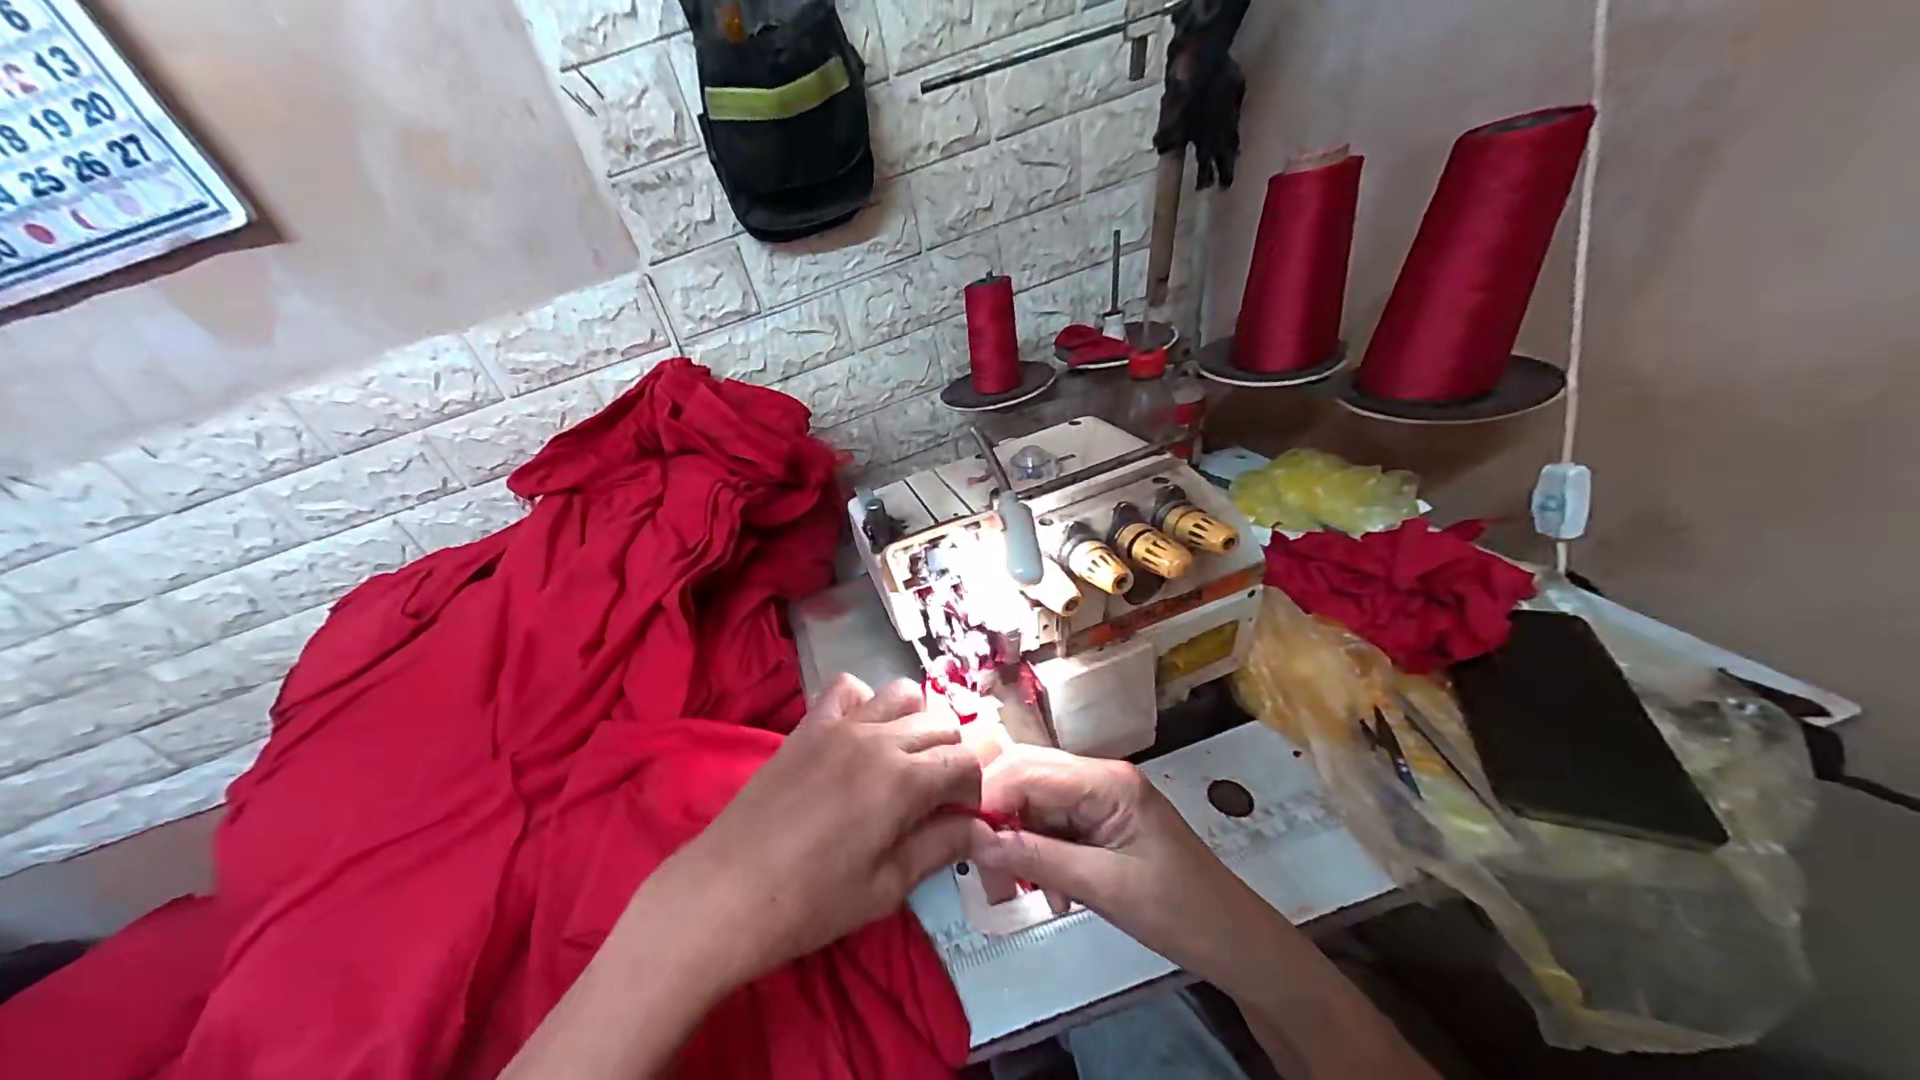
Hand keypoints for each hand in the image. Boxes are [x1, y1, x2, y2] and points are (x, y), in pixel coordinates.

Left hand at [642, 675, 981, 987]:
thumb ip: (940, 847)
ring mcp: (840, 725)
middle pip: (942, 724)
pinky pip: (848, 688)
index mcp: (904, 780)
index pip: (965, 762)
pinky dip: (865, 702)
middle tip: (934, 798)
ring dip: (917, 722)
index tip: (958, 819)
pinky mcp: (808, 726)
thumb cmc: (810, 902)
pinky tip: (859, 735)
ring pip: (903, 695)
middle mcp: (879, 739)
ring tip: (903, 761)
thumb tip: (980, 829)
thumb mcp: (886, 887)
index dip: (971, 791)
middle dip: (951, 756)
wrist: (724, 893)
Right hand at [966, 744, 1274, 983]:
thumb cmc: (1178, 910)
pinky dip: (1042, 856)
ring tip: (1025, 891)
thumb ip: (1038, 858)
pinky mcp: (1101, 821)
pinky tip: (1055, 892)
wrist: (1233, 939)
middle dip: (1001, 821)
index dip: (989, 797)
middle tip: (987, 870)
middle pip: (1028, 780)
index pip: (1028, 769)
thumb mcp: (1104, 887)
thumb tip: (977, 841)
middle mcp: (1100, 777)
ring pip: (1036, 806)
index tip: (962, 837)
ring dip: (1022, 845)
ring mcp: (1101, 798)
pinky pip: (1054, 827)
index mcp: (1107, 780)